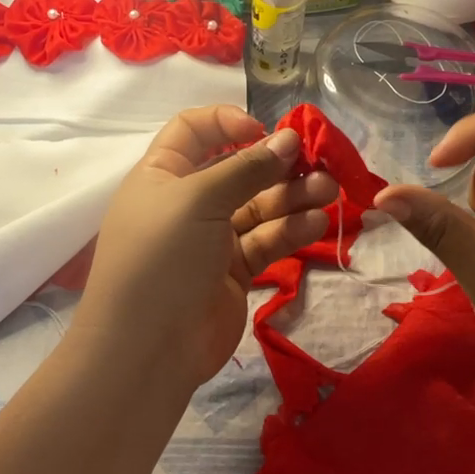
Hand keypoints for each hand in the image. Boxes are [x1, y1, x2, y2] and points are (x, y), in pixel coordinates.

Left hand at [72, 105, 339, 391]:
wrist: (147, 351)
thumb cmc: (162, 258)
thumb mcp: (199, 200)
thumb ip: (247, 168)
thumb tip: (288, 139)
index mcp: (162, 174)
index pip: (193, 130)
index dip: (228, 123)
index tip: (264, 131)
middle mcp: (187, 202)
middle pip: (237, 169)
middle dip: (276, 165)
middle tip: (317, 165)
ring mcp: (211, 239)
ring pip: (259, 206)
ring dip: (293, 197)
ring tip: (327, 192)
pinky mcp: (234, 271)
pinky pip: (266, 240)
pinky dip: (291, 230)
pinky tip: (317, 223)